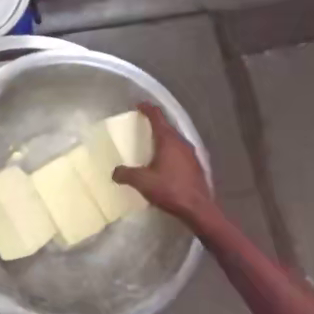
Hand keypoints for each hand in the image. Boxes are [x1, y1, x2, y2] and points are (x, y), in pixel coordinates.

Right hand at [114, 102, 218, 229]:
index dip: (147, 109)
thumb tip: (115, 172)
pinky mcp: (196, 166)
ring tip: (153, 145)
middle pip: (167, 127)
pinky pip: (180, 152)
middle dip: (155, 124)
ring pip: (175, 140)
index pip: (157, 117)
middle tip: (143, 125)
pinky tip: (166, 163)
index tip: (139, 105)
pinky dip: (171, 152)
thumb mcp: (142, 182)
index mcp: (168, 140)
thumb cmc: (170, 189)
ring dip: (164, 139)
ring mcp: (191, 154)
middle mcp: (182, 143)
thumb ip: (126, 174)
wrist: (198, 208)